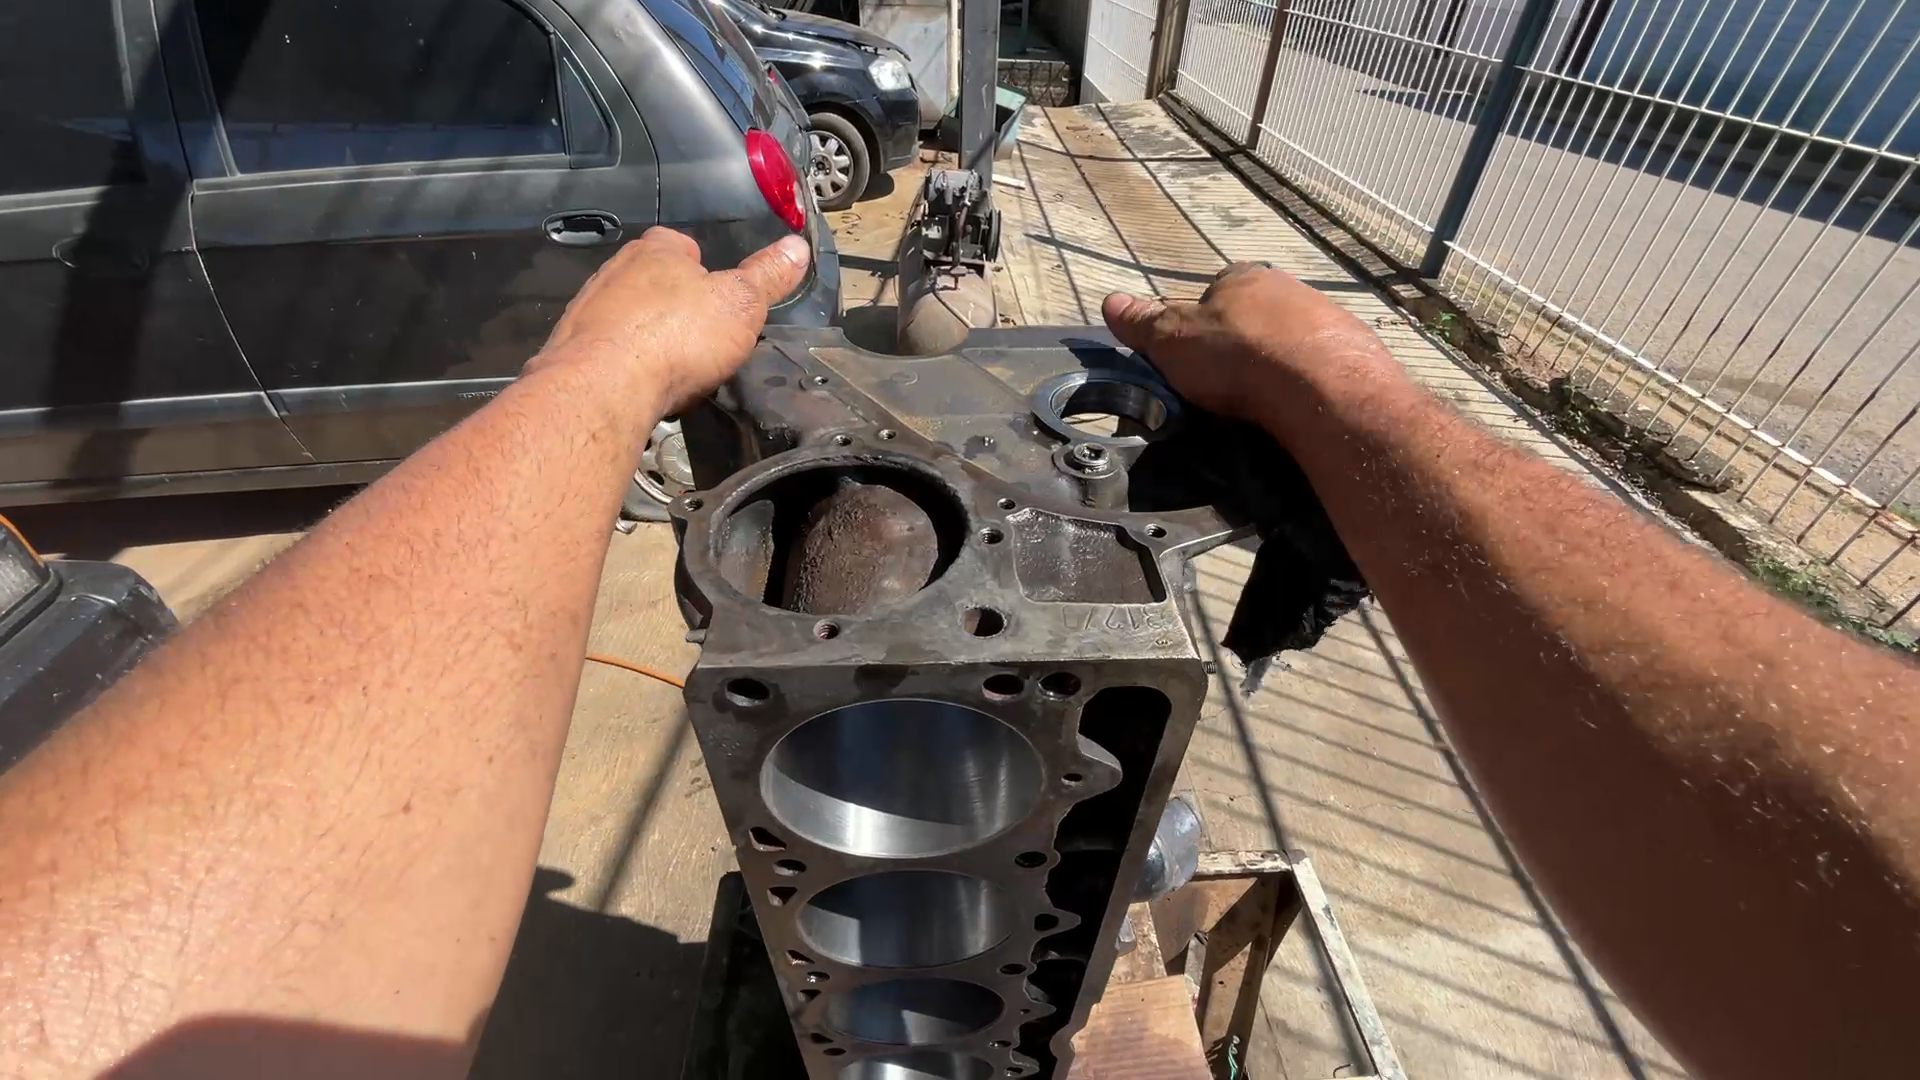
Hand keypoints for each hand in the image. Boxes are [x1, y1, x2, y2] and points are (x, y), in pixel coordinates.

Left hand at [530, 227, 810, 408]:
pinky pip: (612, 349)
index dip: (705, 269)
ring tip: (678, 366)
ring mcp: (590, 308)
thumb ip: (768, 277)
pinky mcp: (576, 347)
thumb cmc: (680, 335)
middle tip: (705, 337)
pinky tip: (647, 383)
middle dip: (678, 305)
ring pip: (631, 317)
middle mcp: (617, 270)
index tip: (721, 297)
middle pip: (656, 282)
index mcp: (658, 250)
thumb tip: (798, 246)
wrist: (606, 385)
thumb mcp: (741, 304)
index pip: (684, 245)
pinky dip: (630, 363)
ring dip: (651, 335)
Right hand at [1101, 262, 1395, 423]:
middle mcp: (1288, 288)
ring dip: (1271, 364)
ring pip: (1286, 340)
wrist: (1320, 389)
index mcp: (1243, 278)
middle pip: (1252, 316)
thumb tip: (1109, 302)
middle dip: (1236, 344)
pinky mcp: (1351, 353)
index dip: (1197, 322)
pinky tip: (1287, 408)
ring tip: (1253, 401)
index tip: (1190, 355)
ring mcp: (1325, 318)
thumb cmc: (1237, 356)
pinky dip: (1300, 383)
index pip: (1213, 292)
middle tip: (1220, 383)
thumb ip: (1143, 324)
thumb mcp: (1172, 341)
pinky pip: (1315, 365)